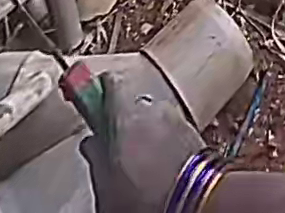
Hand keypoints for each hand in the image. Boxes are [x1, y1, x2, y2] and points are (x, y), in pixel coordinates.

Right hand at [80, 71, 203, 212]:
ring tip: (139, 160)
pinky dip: (162, 139)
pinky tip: (158, 162)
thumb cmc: (143, 197)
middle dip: (124, 120)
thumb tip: (91, 142)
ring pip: (152, 117)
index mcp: (126, 115)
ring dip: (145, 130)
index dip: (102, 89)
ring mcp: (175, 116)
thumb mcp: (105, 185)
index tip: (94, 99)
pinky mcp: (191, 130)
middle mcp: (152, 107)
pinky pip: (170, 128)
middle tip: (116, 147)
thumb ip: (96, 157)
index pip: (112, 83)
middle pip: (133, 104)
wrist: (192, 200)